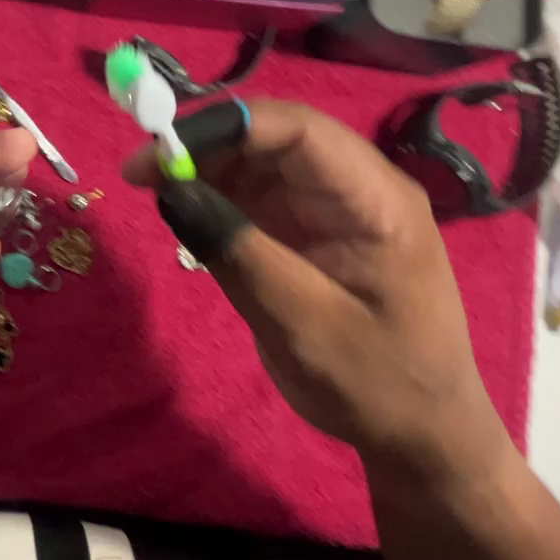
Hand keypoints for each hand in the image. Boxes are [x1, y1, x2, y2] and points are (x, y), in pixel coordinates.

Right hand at [122, 99, 514, 484]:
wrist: (418, 434)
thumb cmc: (376, 382)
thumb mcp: (302, 323)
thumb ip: (237, 252)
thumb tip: (168, 190)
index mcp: (376, 201)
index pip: (299, 130)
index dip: (226, 125)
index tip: (161, 149)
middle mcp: (353, 187)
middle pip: (271, 135)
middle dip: (203, 143)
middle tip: (141, 173)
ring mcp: (327, 204)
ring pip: (254, 156)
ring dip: (201, 165)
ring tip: (153, 189)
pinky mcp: (303, 224)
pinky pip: (250, 188)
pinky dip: (210, 191)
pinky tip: (181, 208)